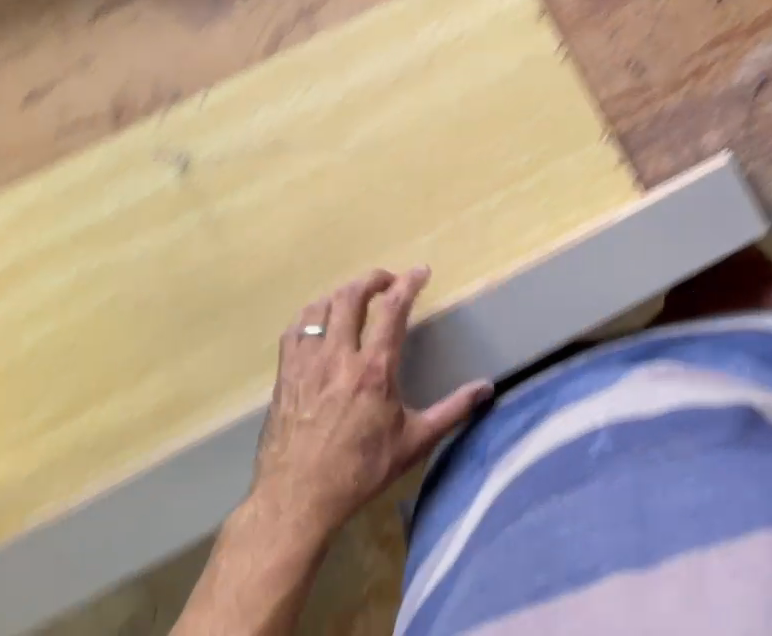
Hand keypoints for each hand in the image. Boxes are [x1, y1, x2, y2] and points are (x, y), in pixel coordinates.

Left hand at [248, 268, 491, 541]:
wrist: (297, 500)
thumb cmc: (361, 471)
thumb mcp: (415, 442)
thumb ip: (453, 410)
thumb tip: (487, 389)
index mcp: (374, 369)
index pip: (392, 309)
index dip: (408, 283)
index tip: (421, 271)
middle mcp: (338, 358)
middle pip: (350, 297)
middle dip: (372, 280)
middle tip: (388, 281)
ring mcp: (306, 366)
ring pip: (319, 309)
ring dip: (340, 294)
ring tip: (355, 297)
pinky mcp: (284, 378)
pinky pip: (294, 332)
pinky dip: (311, 316)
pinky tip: (318, 322)